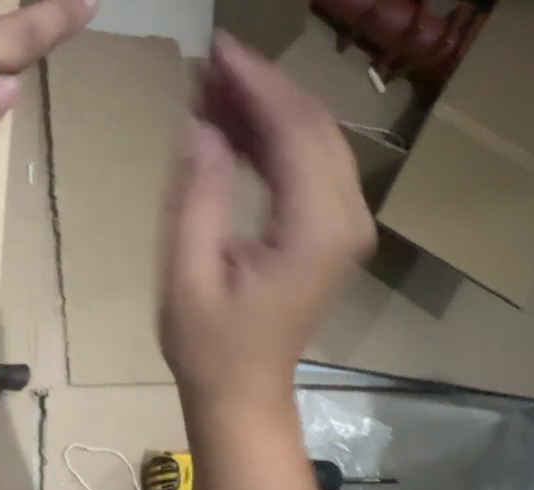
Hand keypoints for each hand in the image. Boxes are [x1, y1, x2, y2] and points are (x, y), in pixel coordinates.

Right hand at [161, 34, 375, 409]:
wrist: (243, 394)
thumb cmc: (208, 348)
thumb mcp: (187, 277)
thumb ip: (197, 199)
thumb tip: (201, 130)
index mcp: (314, 227)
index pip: (294, 131)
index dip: (255, 86)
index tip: (215, 52)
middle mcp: (346, 215)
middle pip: (313, 126)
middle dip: (261, 89)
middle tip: (208, 65)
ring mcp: (346, 223)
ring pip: (316, 141)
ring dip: (268, 111)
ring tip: (213, 91)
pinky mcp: (332, 231)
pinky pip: (310, 167)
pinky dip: (275, 141)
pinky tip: (236, 131)